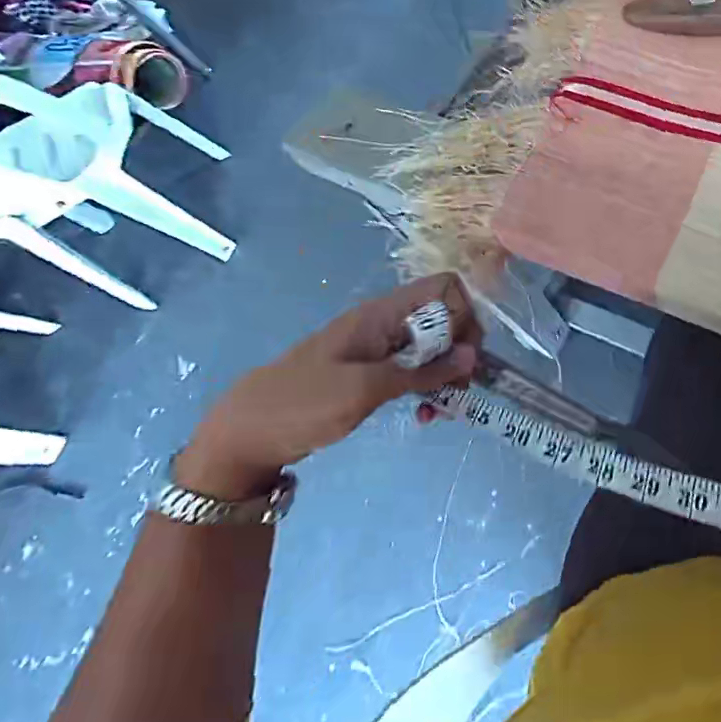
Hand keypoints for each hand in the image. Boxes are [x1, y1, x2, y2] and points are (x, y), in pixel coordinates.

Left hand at [176, 274, 480, 498]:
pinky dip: (425, 388)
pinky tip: (422, 415)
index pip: (443, 289)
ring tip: (439, 412)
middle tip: (458, 391)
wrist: (248, 432)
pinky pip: (413, 370)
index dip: (464, 317)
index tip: (466, 358)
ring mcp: (378, 348)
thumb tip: (472, 355)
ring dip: (444, 376)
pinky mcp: (372, 372)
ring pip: (432, 347)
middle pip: (443, 318)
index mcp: (380, 314)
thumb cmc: (303, 403)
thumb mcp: (365, 389)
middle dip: (460, 352)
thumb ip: (421, 372)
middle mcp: (384, 323)